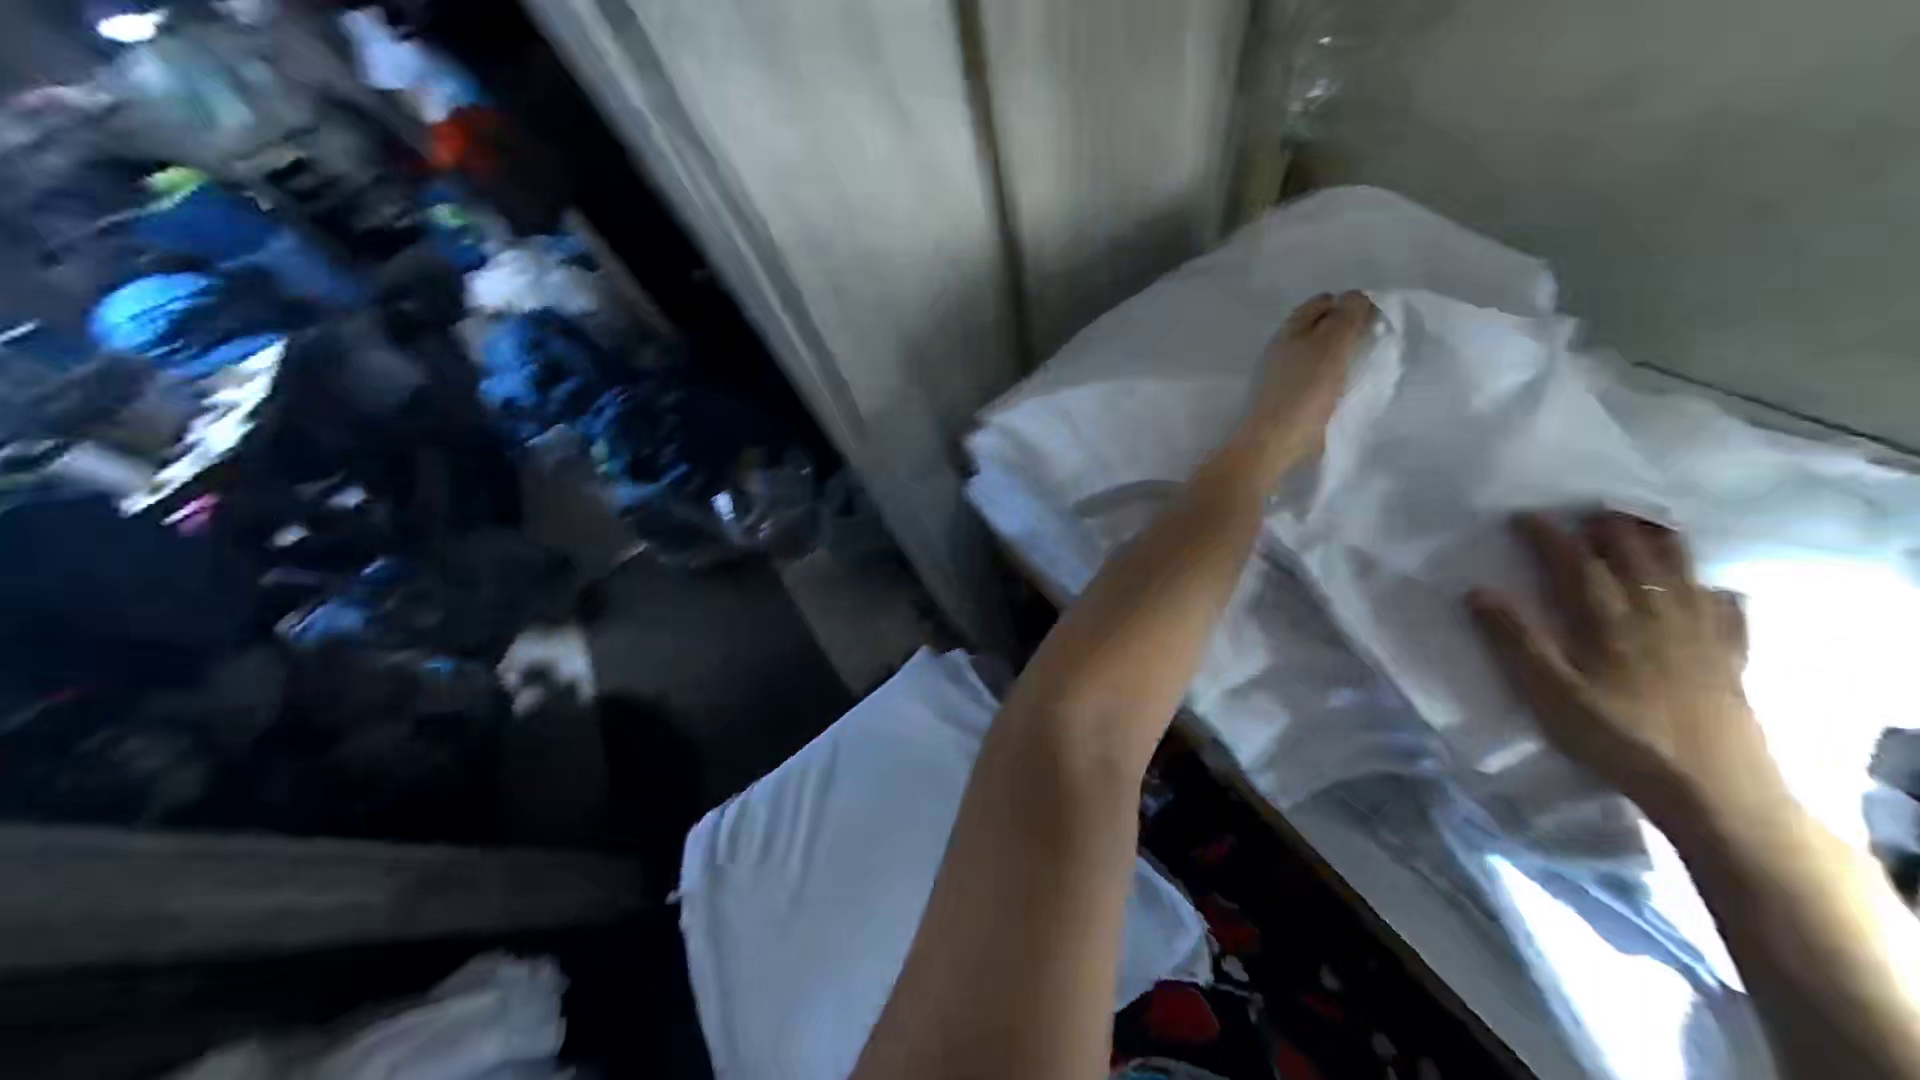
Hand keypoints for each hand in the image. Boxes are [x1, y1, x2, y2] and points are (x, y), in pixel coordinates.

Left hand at [1247, 291, 1375, 458]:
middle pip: (1320, 326)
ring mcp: (1284, 373)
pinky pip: (1316, 375)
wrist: (1277, 440)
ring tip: (1361, 363)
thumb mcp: (1332, 344)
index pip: (1323, 302)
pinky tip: (1345, 385)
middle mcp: (1284, 347)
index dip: (1348, 305)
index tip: (1371, 321)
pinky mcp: (1289, 395)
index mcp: (1291, 329)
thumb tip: (1355, 296)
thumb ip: (1347, 317)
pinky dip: (1332, 374)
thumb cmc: (1306, 390)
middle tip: (1369, 342)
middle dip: (1345, 328)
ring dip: (1340, 352)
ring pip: (1318, 351)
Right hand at [1468, 512, 1782, 828]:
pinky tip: (1713, 587)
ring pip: (1683, 572)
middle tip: (1587, 512)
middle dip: (1610, 528)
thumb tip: (1478, 591)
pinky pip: (1727, 610)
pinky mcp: (1730, 658)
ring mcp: (1701, 634)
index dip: (1550, 536)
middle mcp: (1658, 615)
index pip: (1575, 563)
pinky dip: (1714, 589)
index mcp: (1609, 621)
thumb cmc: (1618, 738)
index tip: (1525, 517)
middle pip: (1636, 557)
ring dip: (1662, 543)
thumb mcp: (1549, 693)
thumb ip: (1515, 640)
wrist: (1713, 789)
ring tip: (1645, 526)